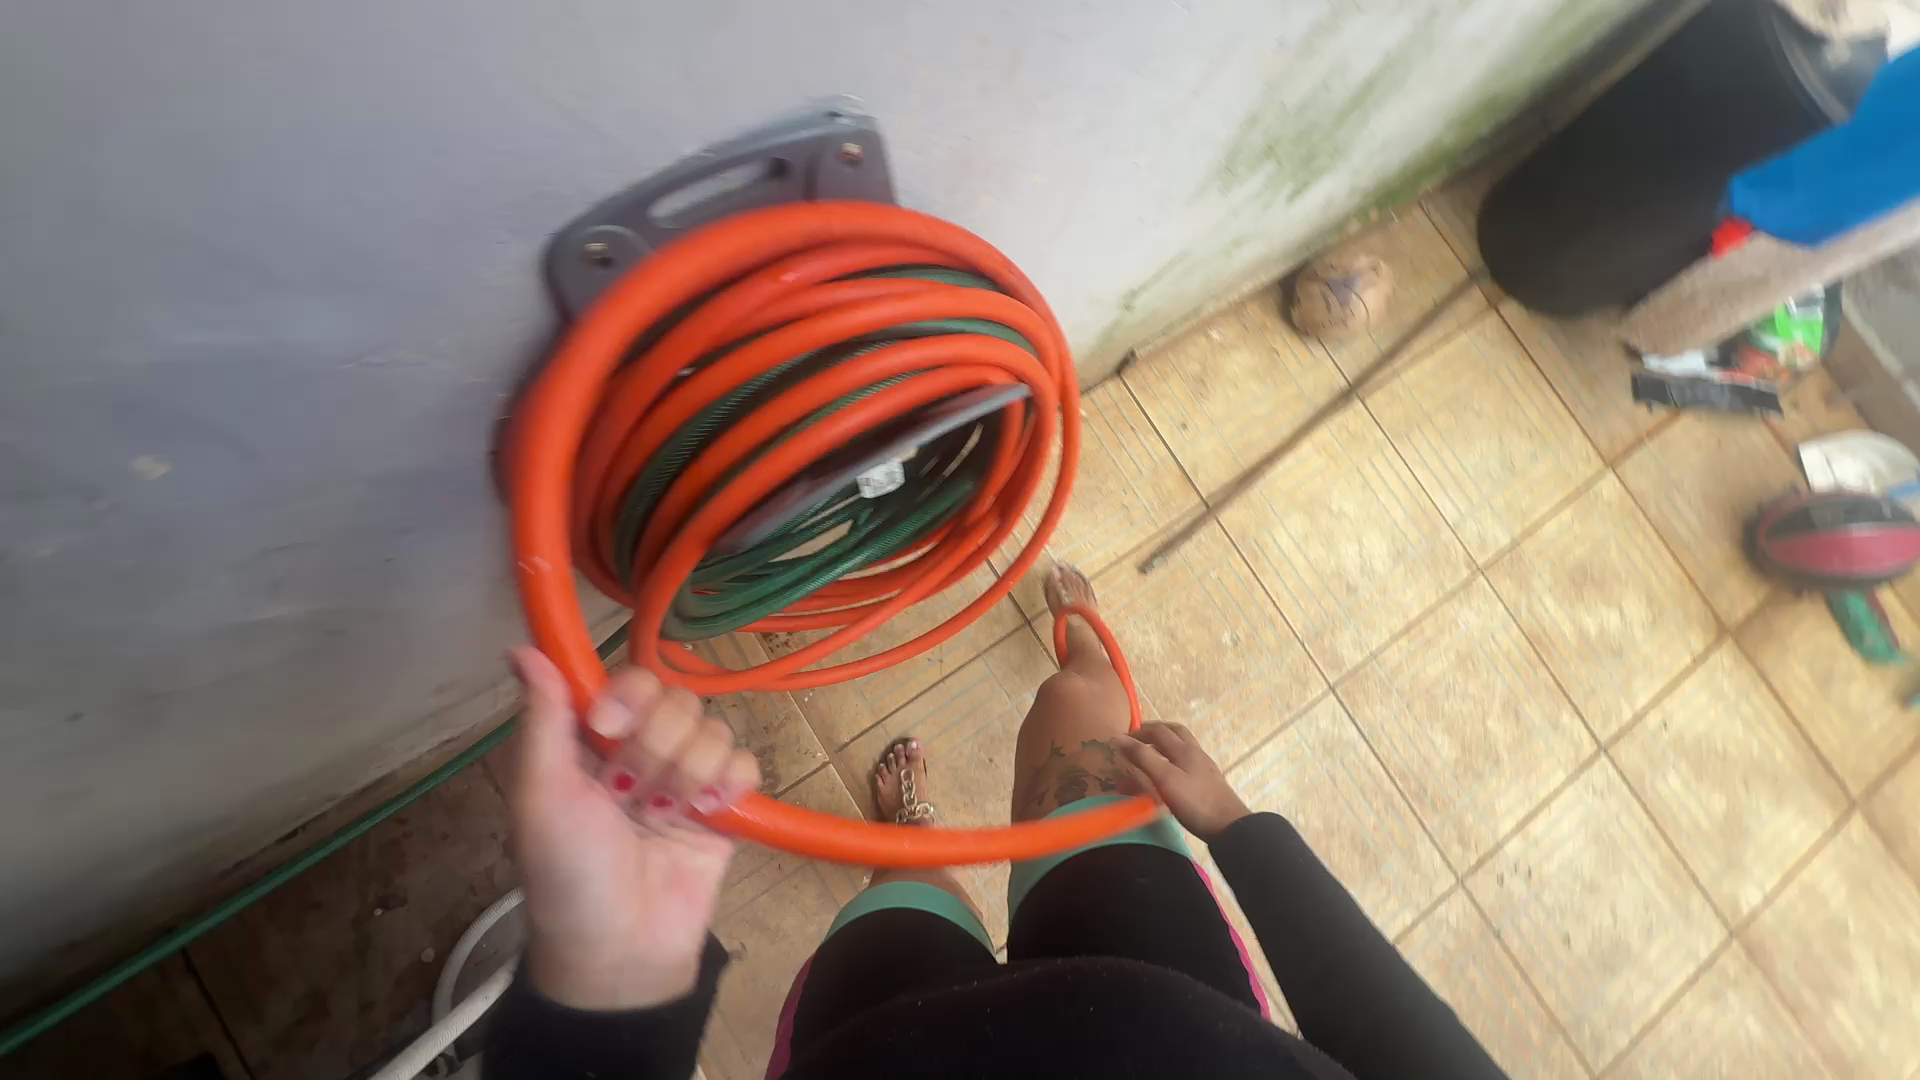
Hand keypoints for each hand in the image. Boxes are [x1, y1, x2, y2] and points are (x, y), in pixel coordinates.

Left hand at [507, 647, 760, 1010]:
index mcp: (599, 738)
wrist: (623, 945)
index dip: (630, 696)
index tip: (610, 726)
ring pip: (713, 730)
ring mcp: (689, 772)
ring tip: (662, 818)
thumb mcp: (541, 797)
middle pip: (680, 701)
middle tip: (628, 796)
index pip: (635, 678)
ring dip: (686, 778)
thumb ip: (543, 720)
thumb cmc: (568, 872)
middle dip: (654, 753)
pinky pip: (744, 761)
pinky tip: (705, 817)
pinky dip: (727, 788)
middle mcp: (646, 746)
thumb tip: (521, 648)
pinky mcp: (726, 800)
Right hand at [1111, 723, 1252, 842]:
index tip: (1121, 740)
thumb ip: (1143, 757)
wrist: (1231, 828)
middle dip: (1154, 731)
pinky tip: (1169, 774)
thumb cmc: (1195, 802)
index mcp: (1184, 750)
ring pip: (1182, 747)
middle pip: (1174, 733)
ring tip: (1151, 753)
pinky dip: (1173, 760)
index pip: (1158, 731)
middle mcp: (1195, 753)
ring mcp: (1204, 767)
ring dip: (1164, 745)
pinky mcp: (1208, 782)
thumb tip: (1119, 737)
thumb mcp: (1165, 778)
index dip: (1138, 732)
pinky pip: (1186, 762)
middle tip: (1138, 738)